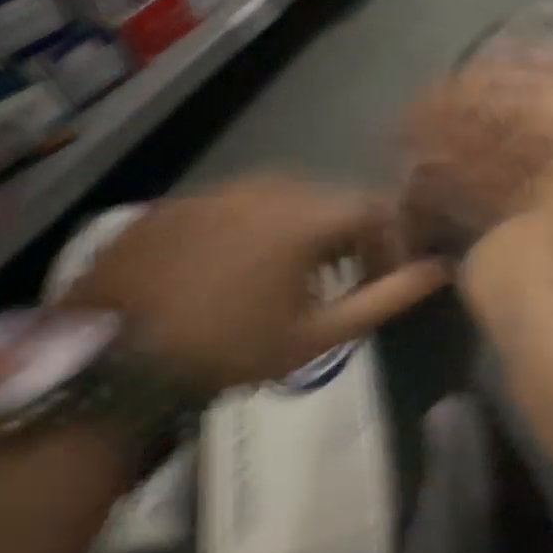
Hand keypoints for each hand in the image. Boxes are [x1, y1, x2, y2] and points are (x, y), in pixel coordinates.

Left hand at [61, 176, 450, 390]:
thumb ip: (388, 297)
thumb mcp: (322, 334)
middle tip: (345, 279)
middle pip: (329, 198)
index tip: (383, 279)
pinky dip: (255, 229)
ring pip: (282, 198)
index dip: (390, 242)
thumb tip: (441, 270)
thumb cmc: (232, 349)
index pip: (373, 208)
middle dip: (349, 235)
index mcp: (302, 217)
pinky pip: (234, 205)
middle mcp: (260, 190)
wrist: (111, 361)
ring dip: (303, 229)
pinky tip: (239, 270)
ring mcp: (210, 194)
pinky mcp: (171, 207)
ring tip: (294, 276)